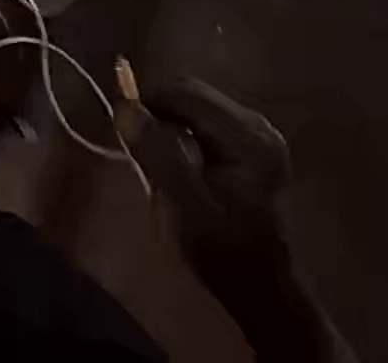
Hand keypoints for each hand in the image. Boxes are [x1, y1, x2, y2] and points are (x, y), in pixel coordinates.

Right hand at [122, 81, 295, 289]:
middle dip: (162, 110)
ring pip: (201, 107)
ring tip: (152, 151)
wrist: (265, 293)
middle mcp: (257, 125)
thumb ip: (156, 154)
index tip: (122, 117)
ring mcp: (259, 134)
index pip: (188, 94)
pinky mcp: (254, 146)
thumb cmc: (223, 253)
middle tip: (135, 137)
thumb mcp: (183, 207)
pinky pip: (210, 122)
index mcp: (247, 137)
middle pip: (196, 96)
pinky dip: (186, 131)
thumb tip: (125, 108)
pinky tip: (176, 158)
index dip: (151, 99)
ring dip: (172, 120)